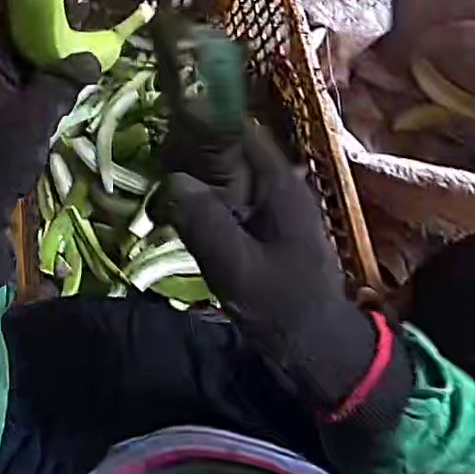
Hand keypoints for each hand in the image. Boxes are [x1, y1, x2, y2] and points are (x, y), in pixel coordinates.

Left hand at [0, 3, 97, 296]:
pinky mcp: (3, 103)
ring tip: (81, 31)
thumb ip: (62, 82)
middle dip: (44, 20)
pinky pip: (26, 74)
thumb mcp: (35, 117)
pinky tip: (71, 66)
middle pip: (12, 31)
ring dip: (48, 45)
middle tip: (79, 8)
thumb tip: (91, 56)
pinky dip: (46, 68)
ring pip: (22, 53)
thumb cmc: (1, 157)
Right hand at [161, 122, 410, 430]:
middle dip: (188, 150)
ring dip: (190, 173)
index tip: (163, 134)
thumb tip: (173, 179)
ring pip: (220, 167)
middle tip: (155, 170)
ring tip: (160, 191)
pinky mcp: (258, 219)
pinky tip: (177, 211)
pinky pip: (222, 191)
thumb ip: (206, 222)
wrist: (319, 351)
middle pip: (224, 144)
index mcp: (277, 183)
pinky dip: (199, 194)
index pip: (236, 128)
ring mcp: (267, 200)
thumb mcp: (238, 269)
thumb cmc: (284, 308)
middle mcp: (274, 182)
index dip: (199, 122)